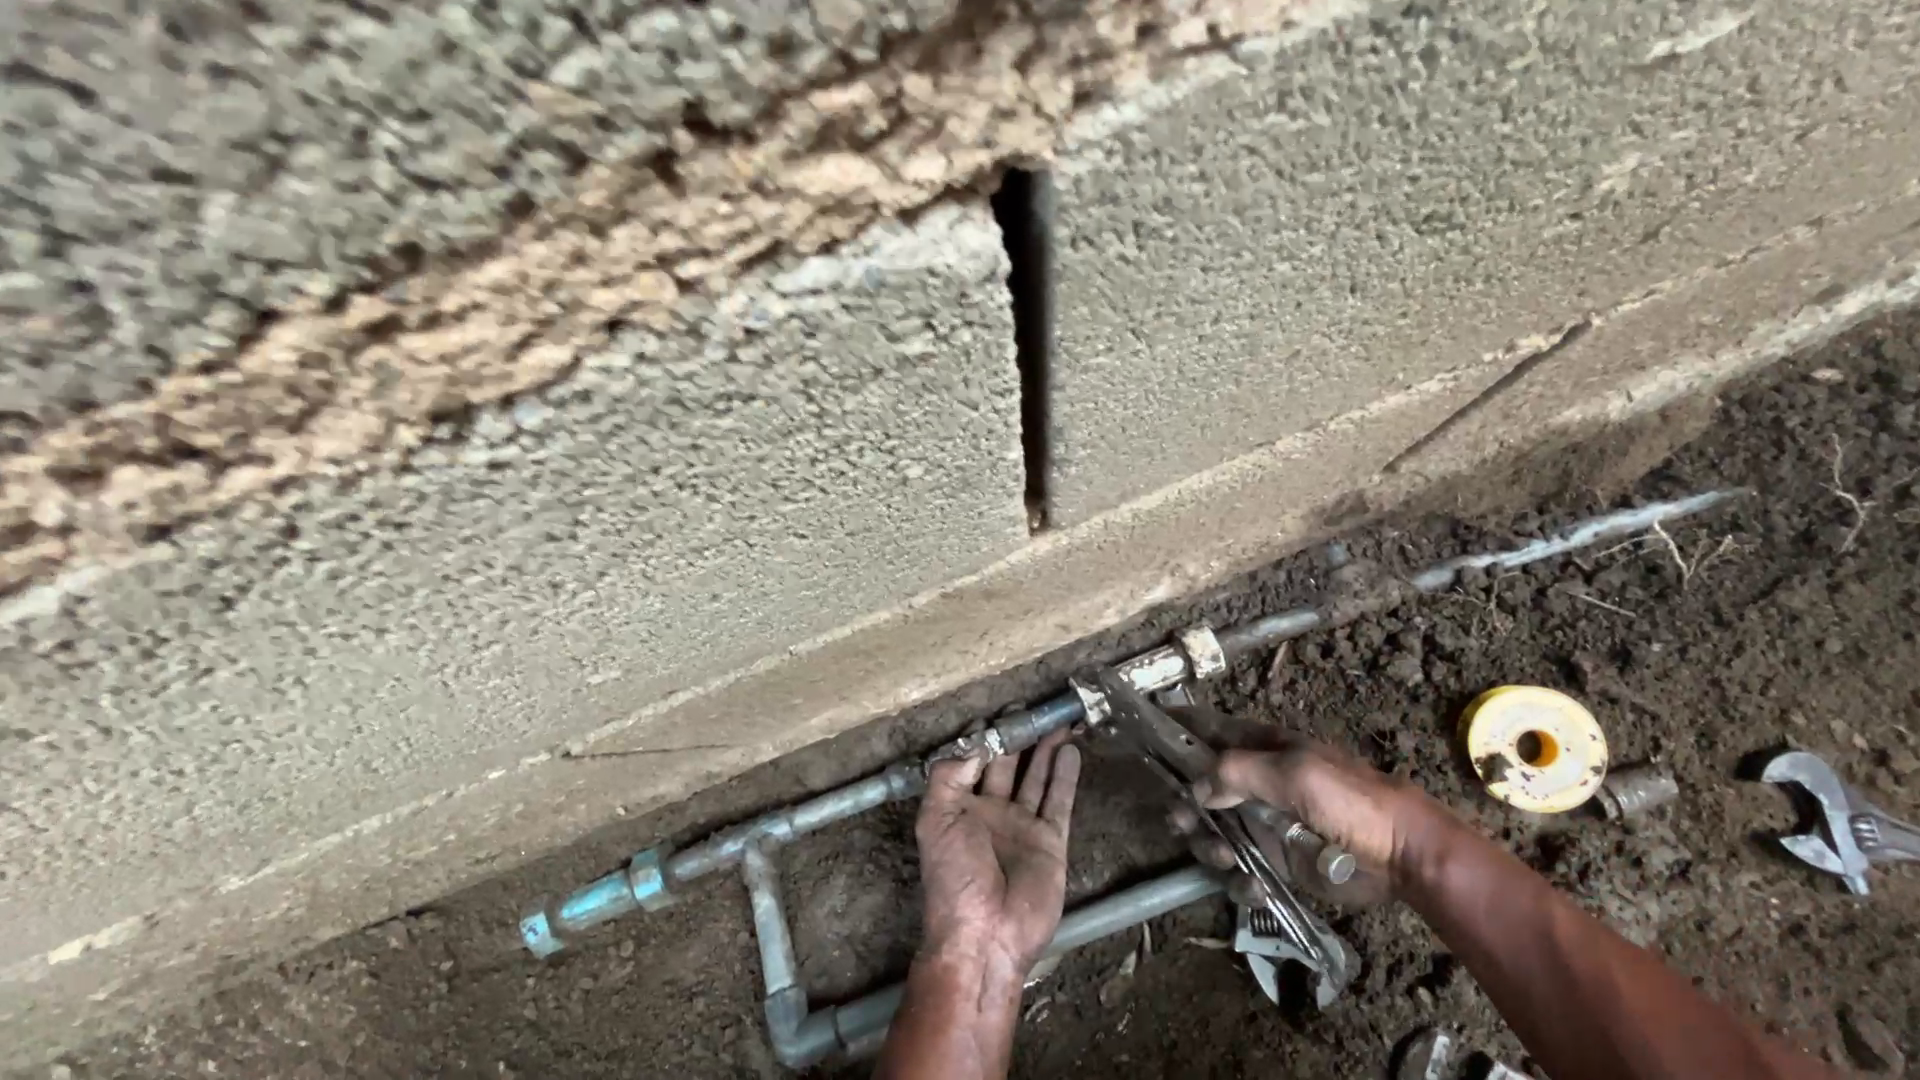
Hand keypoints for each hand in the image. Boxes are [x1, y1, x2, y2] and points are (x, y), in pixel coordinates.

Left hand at [915, 732, 1081, 976]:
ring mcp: (1023, 827)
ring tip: (1057, 721)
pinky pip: (1058, 802)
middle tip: (1029, 709)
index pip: (973, 763)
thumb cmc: (954, 876)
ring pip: (1036, 778)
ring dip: (1045, 750)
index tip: (995, 712)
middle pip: (1008, 766)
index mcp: (960, 808)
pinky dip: (1065, 776)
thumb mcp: (935, 820)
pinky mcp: (1050, 842)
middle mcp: (992, 813)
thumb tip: (973, 746)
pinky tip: (1069, 751)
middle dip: (1018, 738)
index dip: (984, 738)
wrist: (985, 933)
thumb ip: (949, 776)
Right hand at [1165, 708, 1439, 890]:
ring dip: (1207, 844)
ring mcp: (1260, 822)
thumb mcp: (1293, 772)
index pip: (1206, 728)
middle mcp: (1252, 782)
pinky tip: (1253, 883)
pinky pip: (1237, 868)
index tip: (1144, 736)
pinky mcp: (1272, 860)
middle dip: (1184, 805)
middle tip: (1181, 822)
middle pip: (1196, 787)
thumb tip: (1194, 786)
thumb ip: (1237, 771)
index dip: (1176, 729)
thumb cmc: (1350, 800)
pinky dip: (1238, 879)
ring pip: (1210, 830)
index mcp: (1259, 747)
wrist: (1402, 855)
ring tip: (1223, 857)